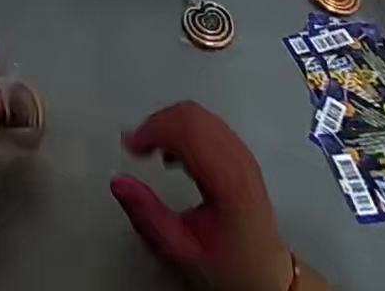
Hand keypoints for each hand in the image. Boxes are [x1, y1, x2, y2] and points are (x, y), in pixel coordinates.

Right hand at [109, 102, 297, 290]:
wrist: (263, 270)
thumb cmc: (230, 264)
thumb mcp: (180, 248)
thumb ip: (147, 215)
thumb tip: (120, 184)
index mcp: (227, 178)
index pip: (188, 130)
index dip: (154, 129)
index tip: (131, 143)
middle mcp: (239, 156)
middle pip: (193, 115)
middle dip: (157, 123)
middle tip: (135, 143)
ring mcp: (242, 151)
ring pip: (200, 114)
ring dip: (169, 123)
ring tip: (149, 147)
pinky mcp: (239, 150)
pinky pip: (208, 122)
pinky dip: (183, 127)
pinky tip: (172, 151)